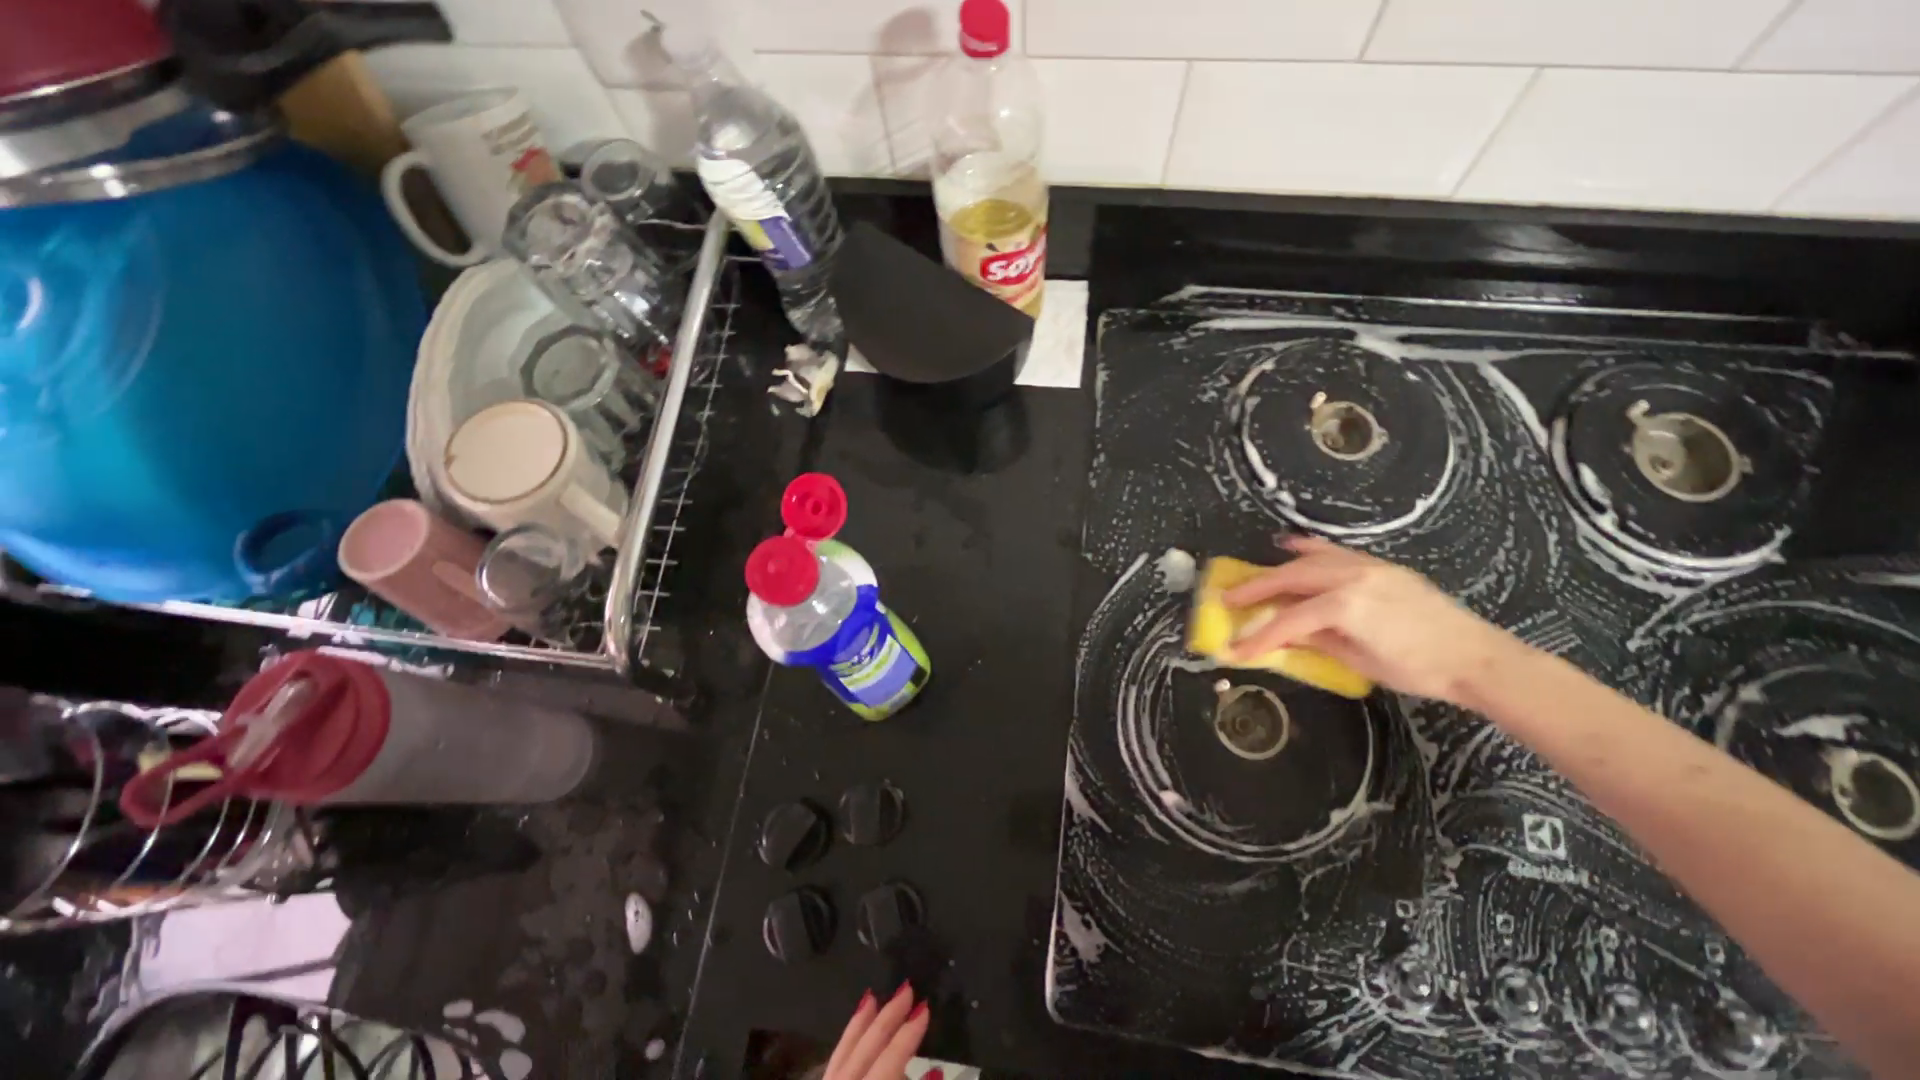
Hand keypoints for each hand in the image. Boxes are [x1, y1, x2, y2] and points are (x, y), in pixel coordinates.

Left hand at [825, 982, 927, 1079]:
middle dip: (888, 1016)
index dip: (909, 1034)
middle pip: (868, 1045)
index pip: (891, 1058)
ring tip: (872, 996)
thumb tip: (936, 1070)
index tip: (924, 1007)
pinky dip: (846, 1039)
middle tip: (906, 987)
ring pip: (846, 1047)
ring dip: (861, 1022)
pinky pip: (835, 1058)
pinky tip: (853, 1029)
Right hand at [1223, 536, 1524, 706]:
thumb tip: (1284, 635)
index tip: (1235, 648)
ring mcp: (1368, 567)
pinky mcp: (1381, 567)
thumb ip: (1319, 642)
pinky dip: (1311, 550)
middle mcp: (1351, 577)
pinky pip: (1336, 552)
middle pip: (1291, 578)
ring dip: (1278, 565)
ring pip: (1312, 558)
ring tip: (1253, 573)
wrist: (1473, 655)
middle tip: (1228, 598)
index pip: (1288, 619)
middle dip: (1256, 588)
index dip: (1258, 635)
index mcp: (1344, 606)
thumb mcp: (1361, 662)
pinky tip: (1295, 548)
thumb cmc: (1418, 669)